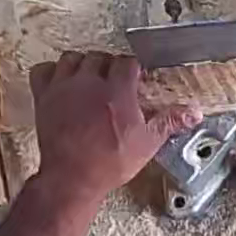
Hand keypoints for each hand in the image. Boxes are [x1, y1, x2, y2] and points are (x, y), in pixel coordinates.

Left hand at [27, 51, 198, 211]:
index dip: (134, 69)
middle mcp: (89, 84)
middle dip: (110, 65)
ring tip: (91, 76)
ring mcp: (64, 89)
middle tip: (116, 78)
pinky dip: (52, 71)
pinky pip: (43, 71)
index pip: (127, 63)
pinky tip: (61, 80)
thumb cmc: (107, 163)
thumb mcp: (147, 143)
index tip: (137, 77)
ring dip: (83, 64)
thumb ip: (169, 122)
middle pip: (100, 57)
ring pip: (72, 58)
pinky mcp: (45, 98)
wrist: (72, 179)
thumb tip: (192, 113)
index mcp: (117, 92)